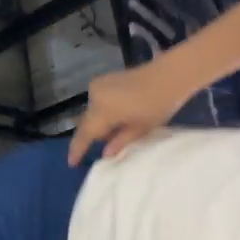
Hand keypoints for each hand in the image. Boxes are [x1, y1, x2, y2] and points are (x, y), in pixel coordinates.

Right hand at [68, 61, 198, 165]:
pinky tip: (118, 112)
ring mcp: (95, 87)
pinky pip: (96, 101)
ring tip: (117, 129)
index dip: (78, 148)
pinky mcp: (100, 81)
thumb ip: (122, 141)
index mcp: (104, 110)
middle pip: (87, 121)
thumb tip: (105, 154)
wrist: (167, 76)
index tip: (71, 162)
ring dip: (100, 121)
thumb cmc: (159, 105)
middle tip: (101, 147)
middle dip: (92, 135)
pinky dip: (103, 110)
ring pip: (92, 111)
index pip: (87, 133)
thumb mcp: (143, 128)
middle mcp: (94, 97)